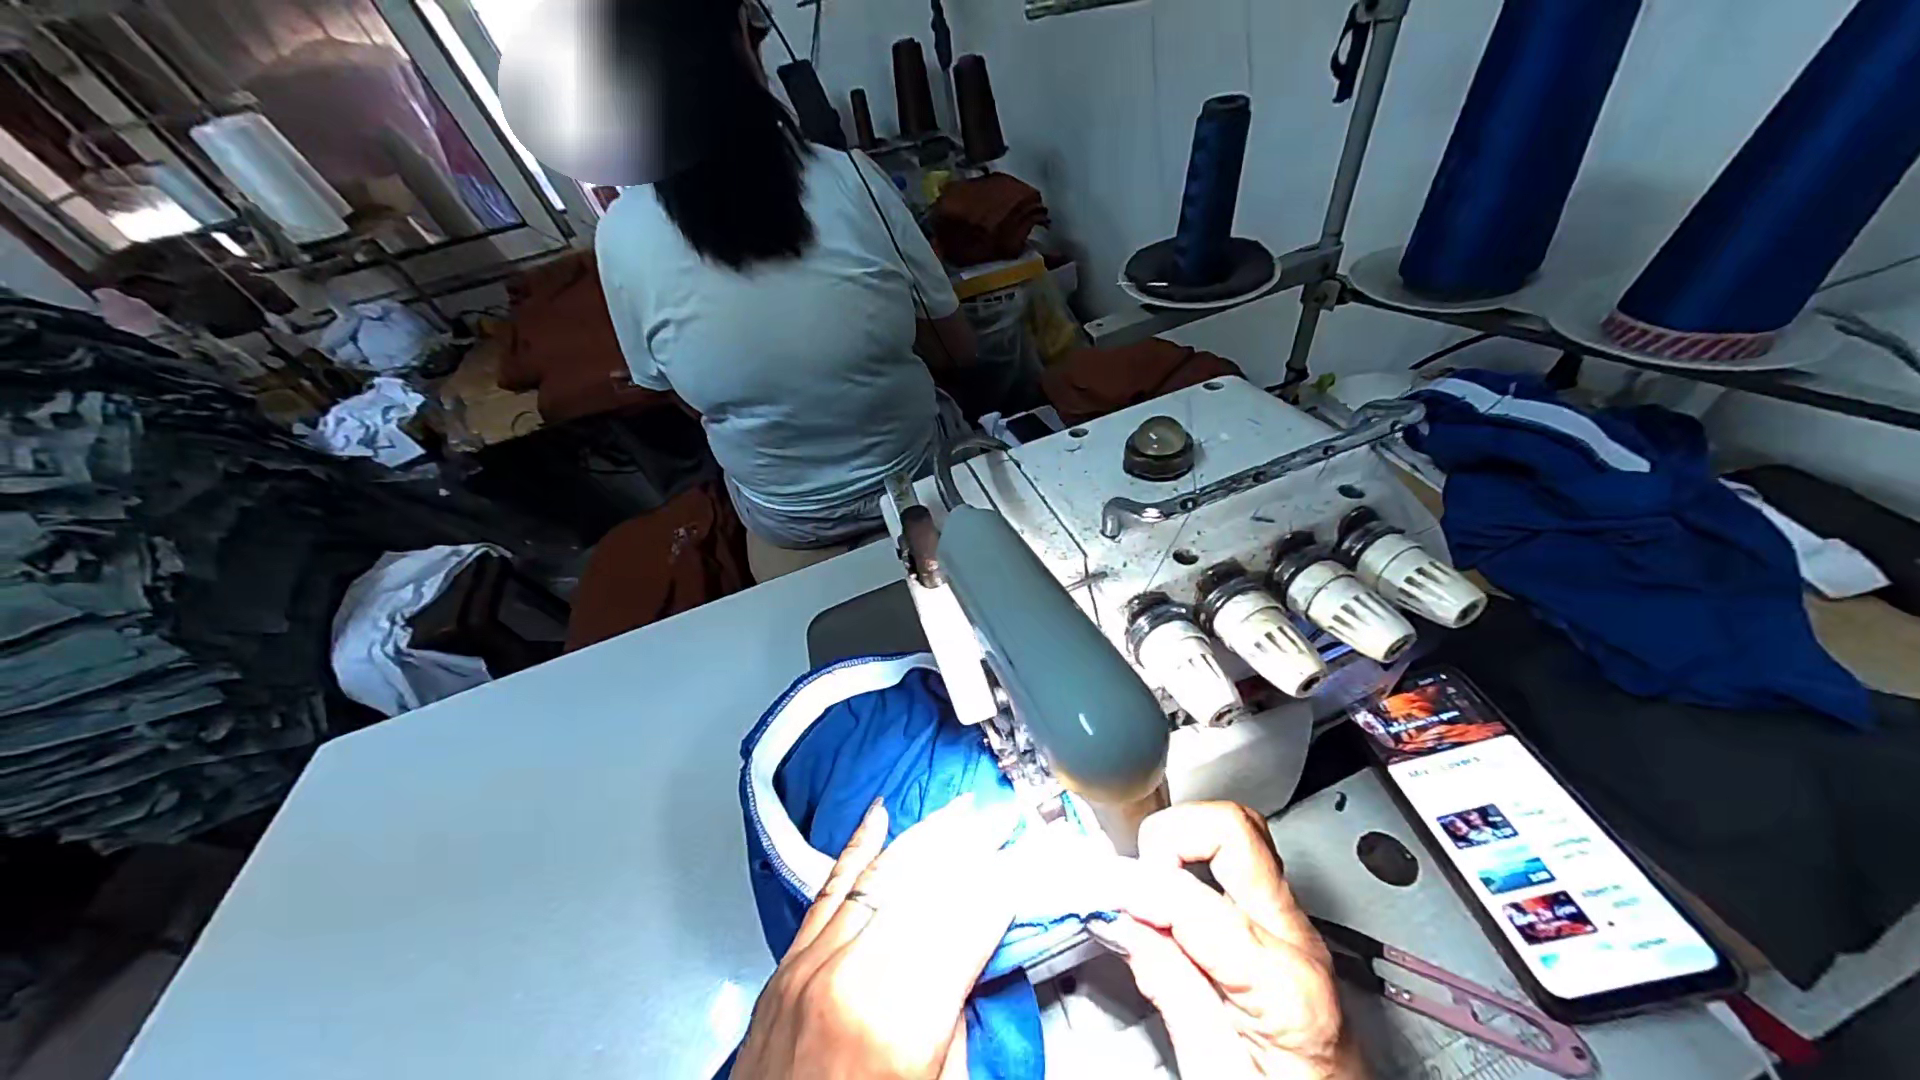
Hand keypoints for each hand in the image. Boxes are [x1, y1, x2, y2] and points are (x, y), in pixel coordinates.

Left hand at [733, 794, 1019, 1079]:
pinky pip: (827, 890)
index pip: (963, 929)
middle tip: (998, 818)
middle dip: (968, 847)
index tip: (1020, 860)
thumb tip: (965, 962)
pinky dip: (857, 849)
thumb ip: (953, 1023)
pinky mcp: (786, 965)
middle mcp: (851, 981)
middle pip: (924, 891)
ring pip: (880, 877)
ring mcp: (812, 966)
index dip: (997, 889)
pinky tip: (877, 817)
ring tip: (958, 809)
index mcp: (898, 1025)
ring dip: (926, 836)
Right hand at [1092, 802, 1367, 1079]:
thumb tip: (1124, 920)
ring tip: (1151, 888)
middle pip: (1232, 829)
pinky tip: (1168, 899)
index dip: (1136, 889)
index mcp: (1287, 988)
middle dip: (1169, 837)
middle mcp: (1299, 941)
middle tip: (1135, 881)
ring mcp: (1296, 926)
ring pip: (1238, 830)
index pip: (1193, 900)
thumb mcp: (1215, 1073)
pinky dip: (1191, 859)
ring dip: (1182, 842)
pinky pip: (1236, 860)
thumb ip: (1170, 989)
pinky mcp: (1284, 922)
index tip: (1100, 890)